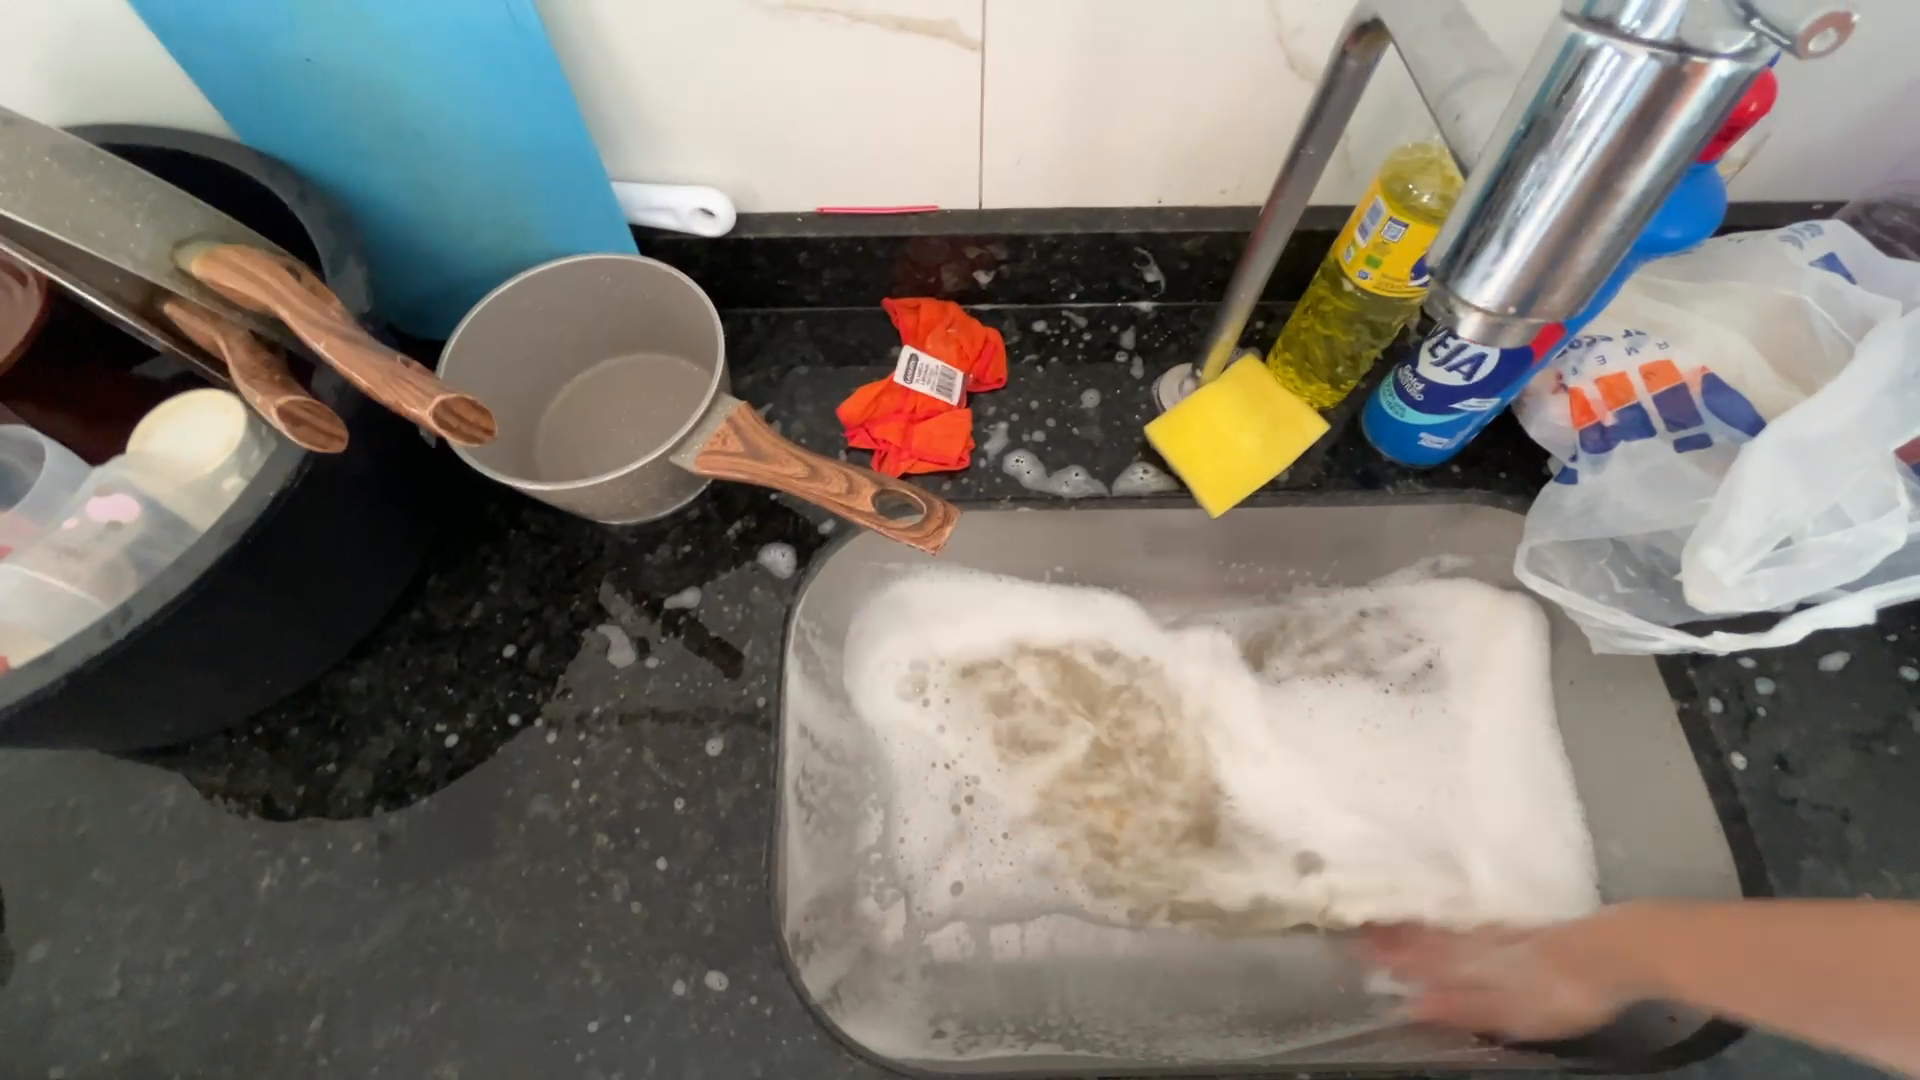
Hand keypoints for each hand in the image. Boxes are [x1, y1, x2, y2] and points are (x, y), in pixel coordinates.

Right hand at [1358, 911, 1650, 1042]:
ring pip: (1439, 930)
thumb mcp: (1507, 1011)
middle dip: (1390, 938)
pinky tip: (1439, 918)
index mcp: (1463, 965)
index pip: (1414, 959)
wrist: (1603, 952)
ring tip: (1385, 920)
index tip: (1352, 946)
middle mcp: (1468, 945)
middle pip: (1422, 941)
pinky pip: (1459, 923)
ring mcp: (1489, 934)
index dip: (1386, 955)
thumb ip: (1458, 1007)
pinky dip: (1439, 921)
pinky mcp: (1510, 930)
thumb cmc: (1554, 991)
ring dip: (1409, 927)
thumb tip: (1408, 1005)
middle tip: (1358, 928)